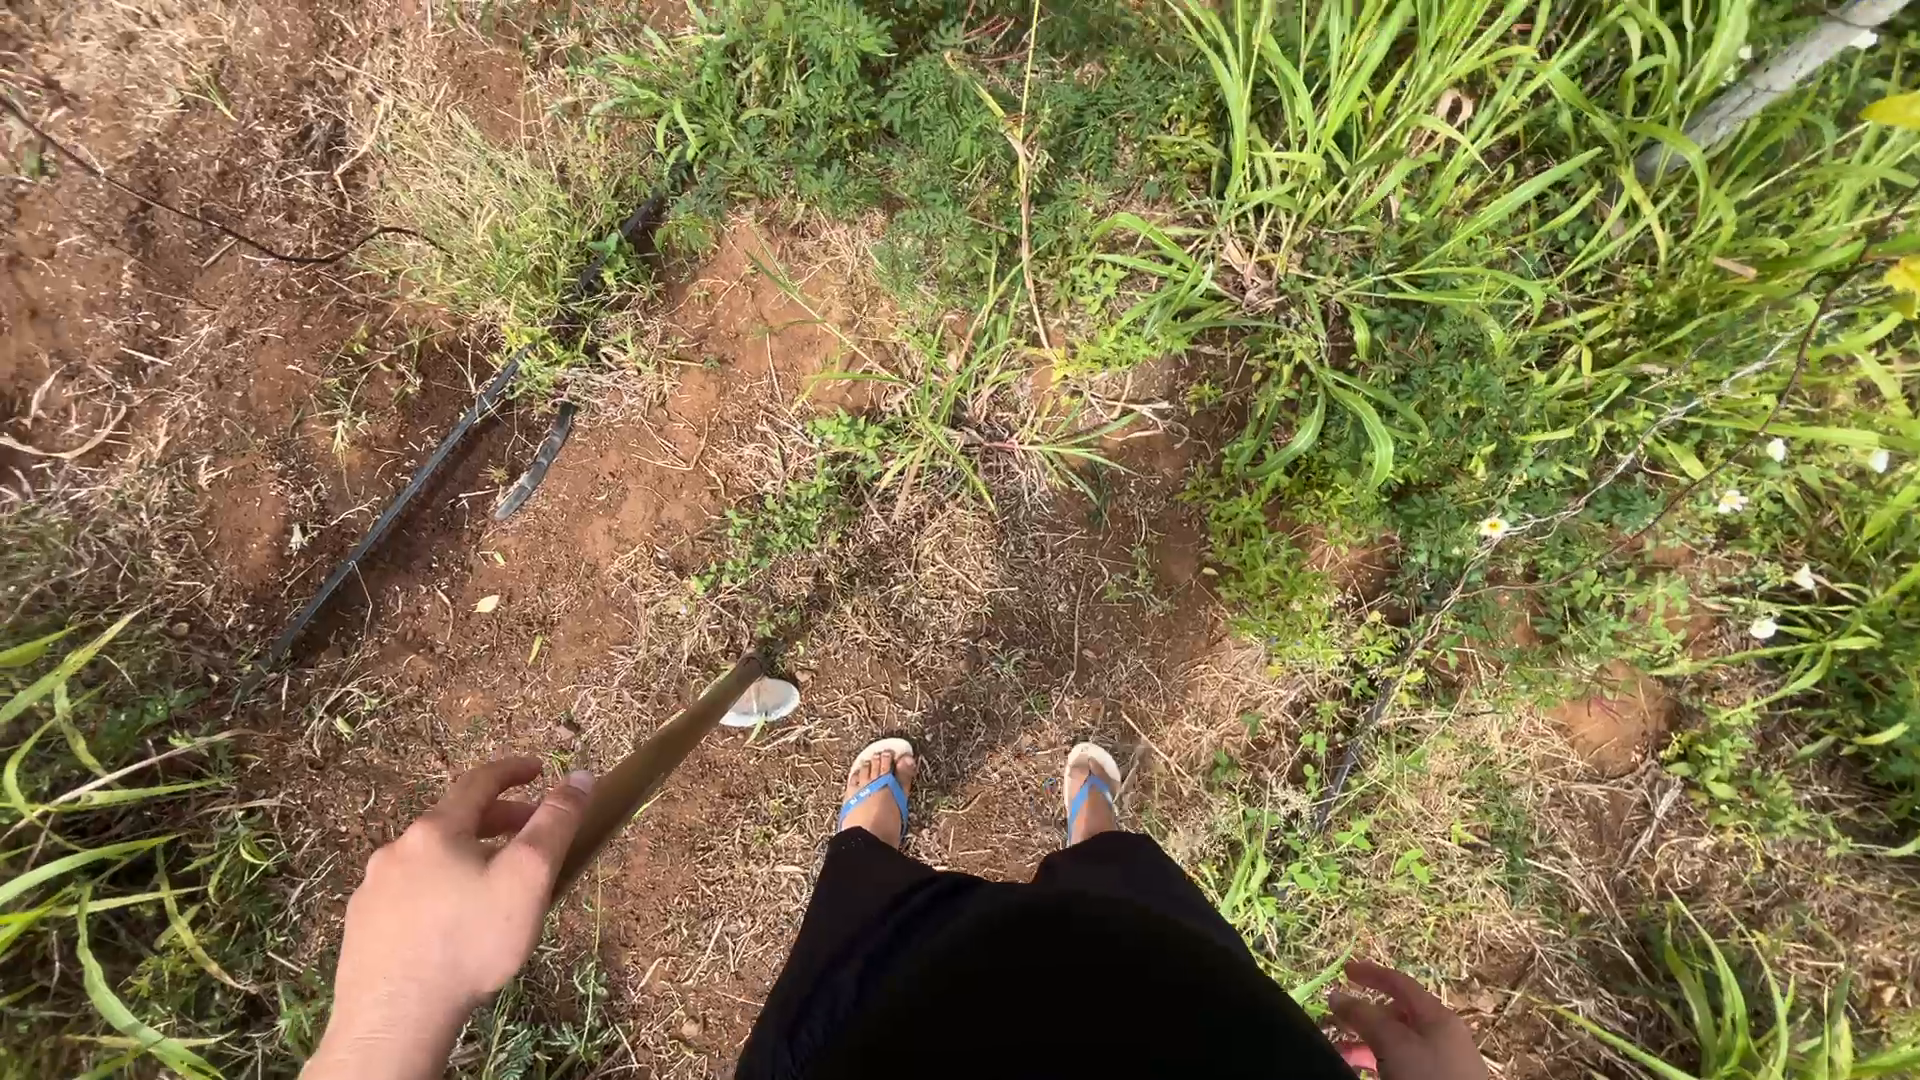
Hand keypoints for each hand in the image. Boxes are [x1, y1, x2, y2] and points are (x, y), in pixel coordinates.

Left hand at [302, 758, 592, 1079]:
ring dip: (469, 854)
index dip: (514, 770)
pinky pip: (411, 890)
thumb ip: (558, 820)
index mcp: (435, 830)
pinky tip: (457, 919)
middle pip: (455, 819)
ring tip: (498, 882)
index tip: (541, 769)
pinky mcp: (361, 929)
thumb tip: (581, 775)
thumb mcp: (530, 873)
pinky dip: (442, 886)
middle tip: (533, 835)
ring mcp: (371, 891)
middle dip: (500, 819)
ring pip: (432, 857)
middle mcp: (396, 851)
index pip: (480, 781)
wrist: (394, 1024)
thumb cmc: (472, 938)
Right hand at [1328, 959, 1488, 1079]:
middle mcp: (1443, 1036)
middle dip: (1365, 1016)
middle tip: (1339, 1021)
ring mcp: (1444, 1064)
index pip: (1400, 983)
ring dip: (1368, 1043)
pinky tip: (1366, 1070)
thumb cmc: (1429, 1078)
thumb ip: (1363, 1016)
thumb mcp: (1391, 1043)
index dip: (1371, 973)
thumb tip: (1336, 996)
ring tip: (1344, 1053)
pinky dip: (1382, 1062)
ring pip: (1398, 1043)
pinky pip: (1404, 1065)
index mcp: (1438, 1017)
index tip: (1344, 971)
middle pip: (1397, 1014)